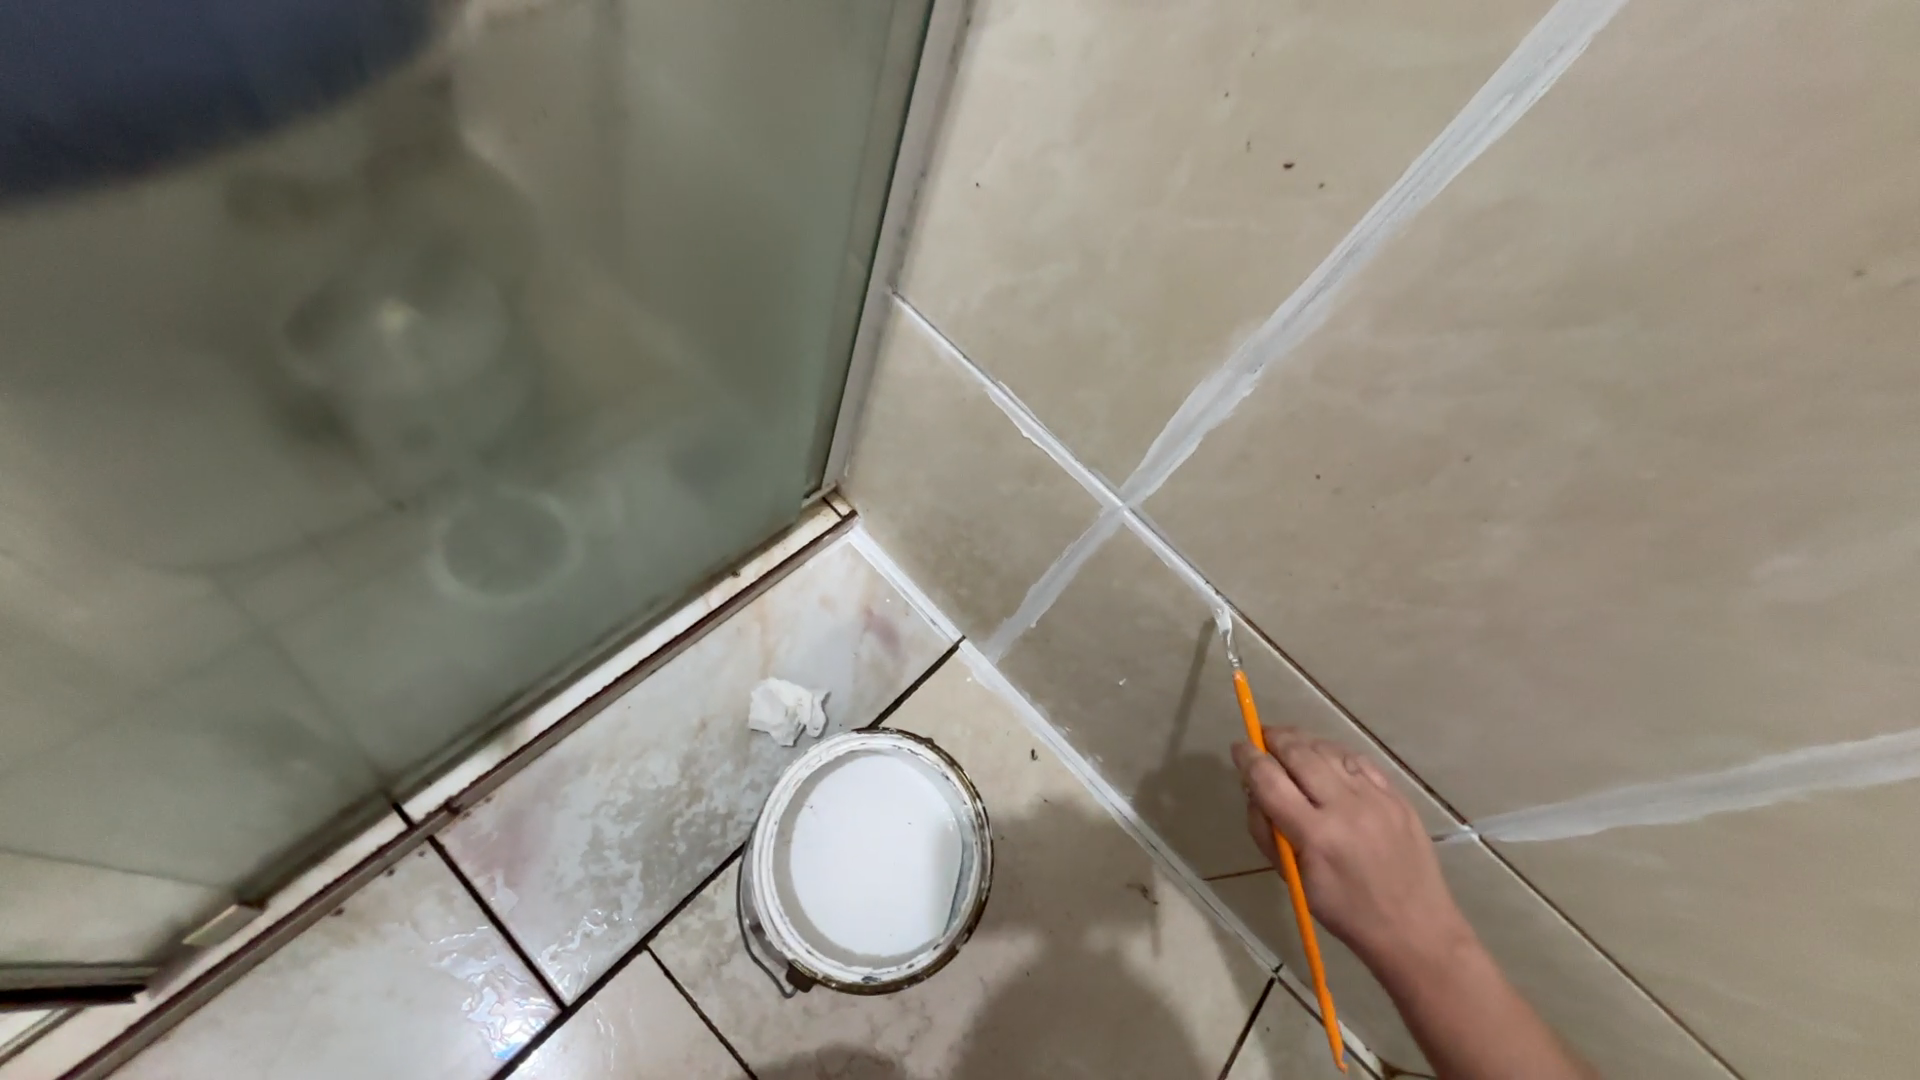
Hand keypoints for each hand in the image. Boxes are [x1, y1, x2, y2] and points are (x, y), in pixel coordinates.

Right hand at [1231, 728, 1471, 974]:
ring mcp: (1375, 799)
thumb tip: (1253, 790)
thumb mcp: (1293, 879)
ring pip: (1328, 750)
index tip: (1238, 747)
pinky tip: (1324, 756)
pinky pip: (1358, 760)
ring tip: (1288, 742)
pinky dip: (1334, 752)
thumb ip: (1266, 831)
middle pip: (1299, 754)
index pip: (1269, 780)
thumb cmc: (1345, 911)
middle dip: (1273, 739)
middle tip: (1260, 737)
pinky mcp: (1396, 797)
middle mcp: (1345, 808)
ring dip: (1302, 741)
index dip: (1248, 757)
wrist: (1417, 930)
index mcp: (1315, 835)